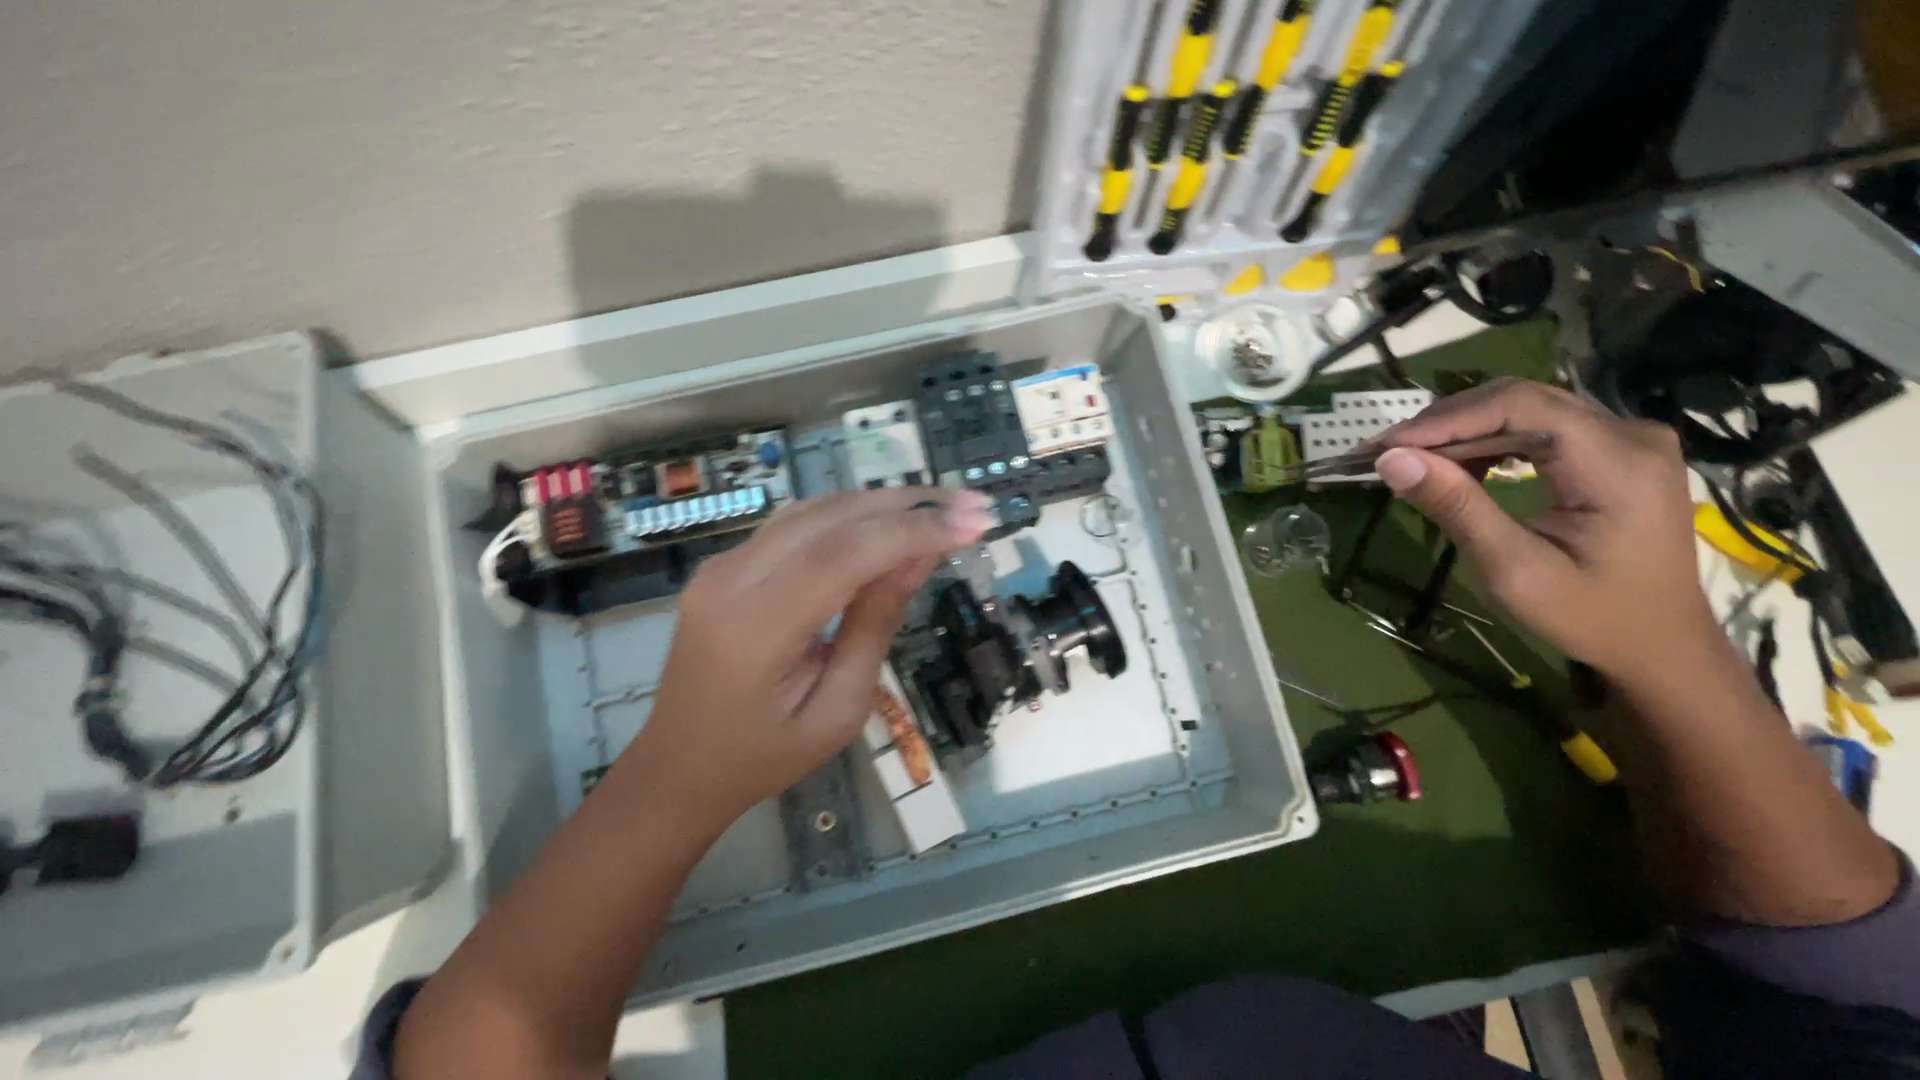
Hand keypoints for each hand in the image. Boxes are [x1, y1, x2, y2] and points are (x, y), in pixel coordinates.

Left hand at [622, 487, 993, 832]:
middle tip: (973, 507)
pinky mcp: (724, 565)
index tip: (973, 523)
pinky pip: (794, 525)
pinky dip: (848, 517)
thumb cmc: (764, 755)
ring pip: (812, 510)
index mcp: (755, 629)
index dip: (912, 531)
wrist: (680, 766)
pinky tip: (889, 522)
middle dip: (907, 506)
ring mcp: (720, 567)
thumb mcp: (838, 712)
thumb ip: (874, 628)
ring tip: (942, 509)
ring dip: (880, 504)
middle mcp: (729, 581)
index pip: (843, 555)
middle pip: (829, 518)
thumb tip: (918, 557)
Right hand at [1371, 378, 1714, 681]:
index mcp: (1617, 462)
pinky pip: (1538, 427)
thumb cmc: (1590, 616)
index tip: (1385, 447)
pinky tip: (1454, 465)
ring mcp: (1626, 437)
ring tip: (1408, 460)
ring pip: (1524, 409)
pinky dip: (1487, 441)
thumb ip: (1457, 508)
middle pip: (1520, 401)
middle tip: (1383, 454)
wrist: (1659, 643)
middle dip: (1445, 424)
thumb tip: (1391, 460)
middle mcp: (1629, 433)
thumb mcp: (1514, 571)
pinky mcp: (1614, 448)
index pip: (1518, 406)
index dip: (1446, 419)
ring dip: (1461, 431)